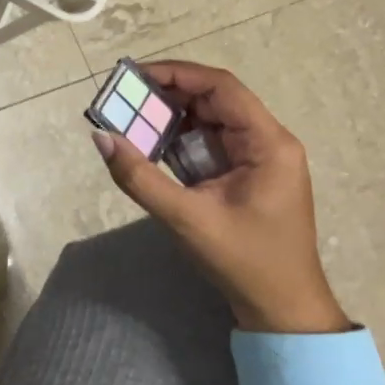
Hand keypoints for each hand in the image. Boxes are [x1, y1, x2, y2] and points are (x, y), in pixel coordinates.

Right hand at [91, 60, 351, 334]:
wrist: (284, 311)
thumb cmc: (245, 262)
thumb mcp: (187, 219)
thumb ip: (140, 177)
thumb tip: (100, 137)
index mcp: (268, 143)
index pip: (221, 87)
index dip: (177, 73)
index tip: (134, 76)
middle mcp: (268, 141)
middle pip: (214, 98)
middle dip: (167, 93)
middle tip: (124, 97)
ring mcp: (258, 157)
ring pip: (209, 117)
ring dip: (170, 115)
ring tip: (130, 116)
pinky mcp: (246, 172)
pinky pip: (208, 140)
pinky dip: (178, 137)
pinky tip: (150, 144)